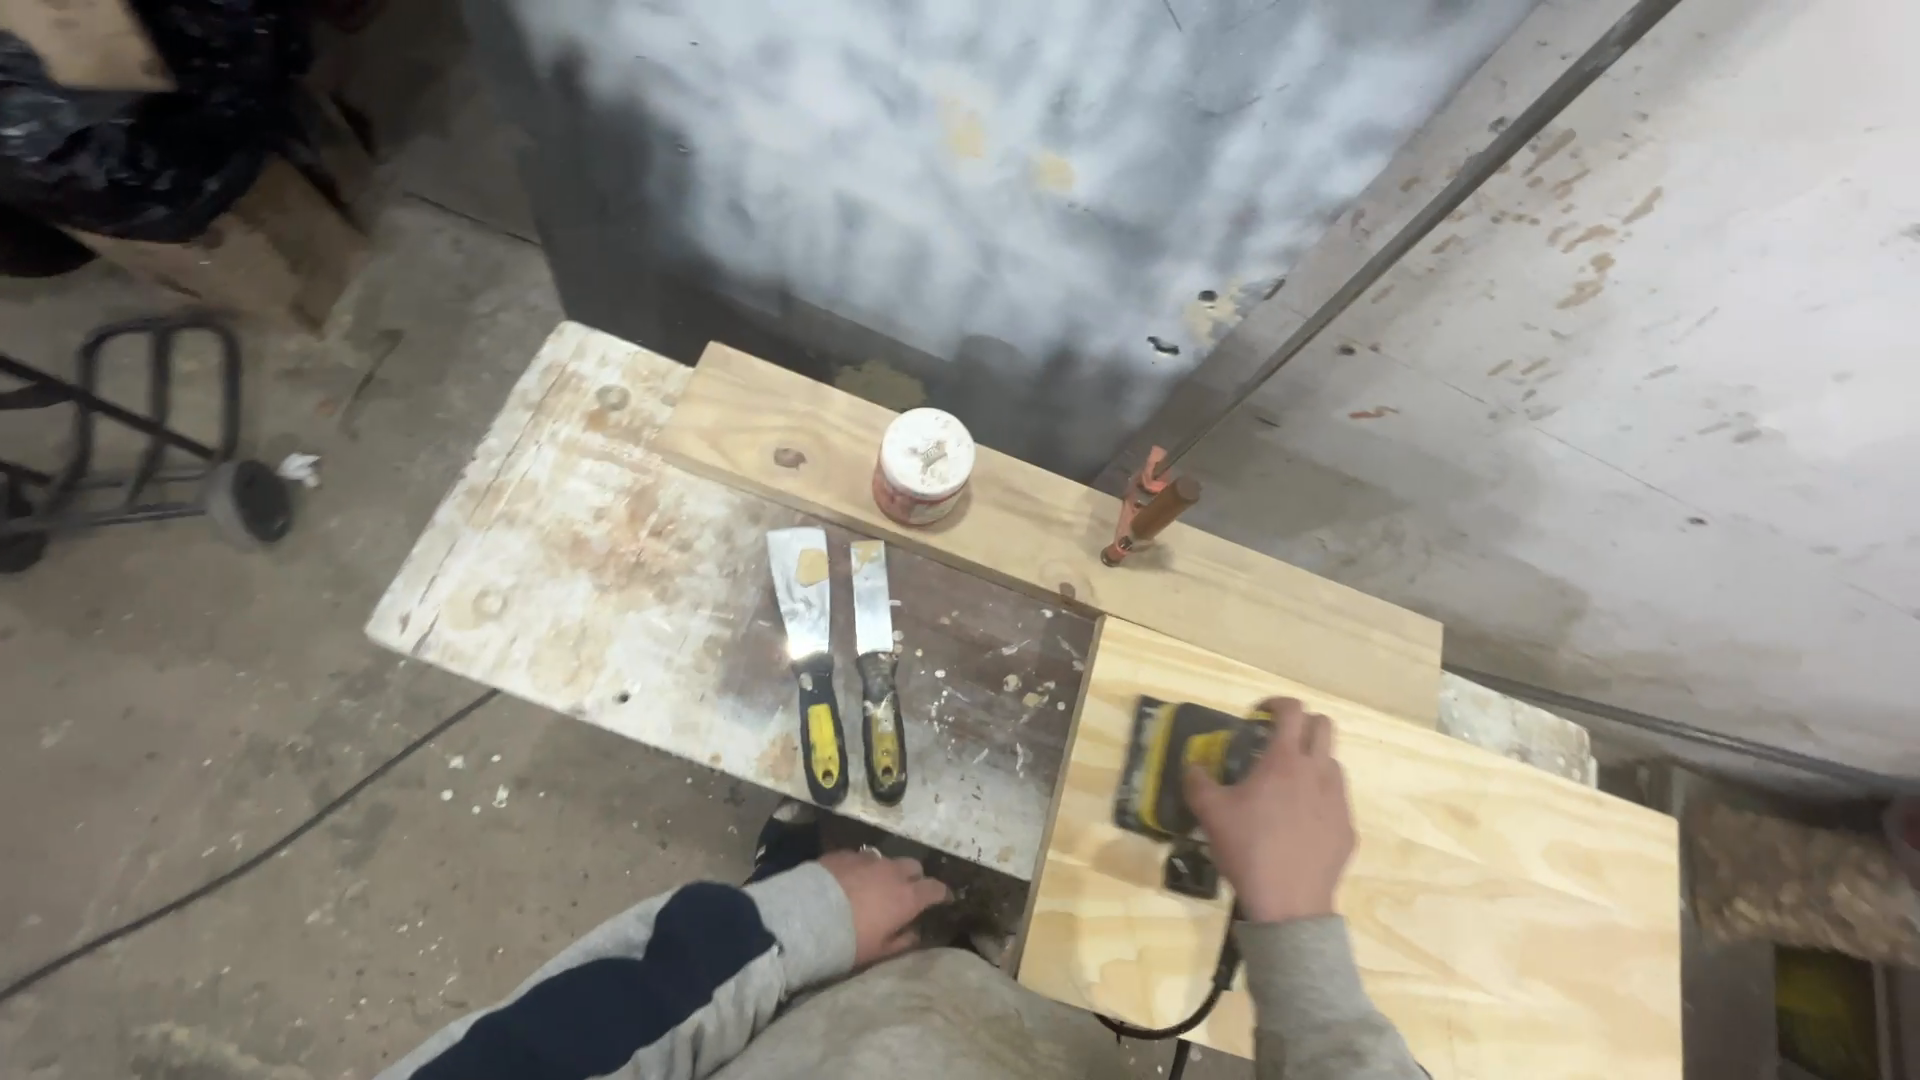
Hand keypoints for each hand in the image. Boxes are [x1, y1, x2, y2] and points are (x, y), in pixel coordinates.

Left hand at [819, 850, 950, 966]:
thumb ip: (902, 941)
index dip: (942, 893)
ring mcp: (868, 859)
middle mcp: (892, 871)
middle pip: (913, 866)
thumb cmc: (849, 941)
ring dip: (886, 871)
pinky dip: (861, 868)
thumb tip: (915, 933)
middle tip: (906, 892)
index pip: (935, 888)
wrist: (808, 917)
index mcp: (907, 896)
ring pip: (886, 860)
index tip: (944, 898)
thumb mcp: (879, 952)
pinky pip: (860, 858)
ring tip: (875, 886)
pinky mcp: (844, 854)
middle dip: (914, 877)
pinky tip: (849, 880)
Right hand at [1185, 698, 1355, 923]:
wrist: (1289, 904)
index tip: (1258, 716)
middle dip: (1301, 725)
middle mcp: (1317, 772)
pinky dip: (1319, 799)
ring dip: (1312, 761)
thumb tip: (1194, 766)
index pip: (1292, 710)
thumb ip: (1197, 780)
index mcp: (1284, 760)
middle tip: (1276, 742)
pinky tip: (1299, 823)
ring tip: (1287, 785)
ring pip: (1333, 763)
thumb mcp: (1209, 812)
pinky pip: (1336, 800)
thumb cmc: (1248, 849)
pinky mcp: (1347, 829)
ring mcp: (1338, 801)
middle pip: (1324, 726)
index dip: (1275, 704)